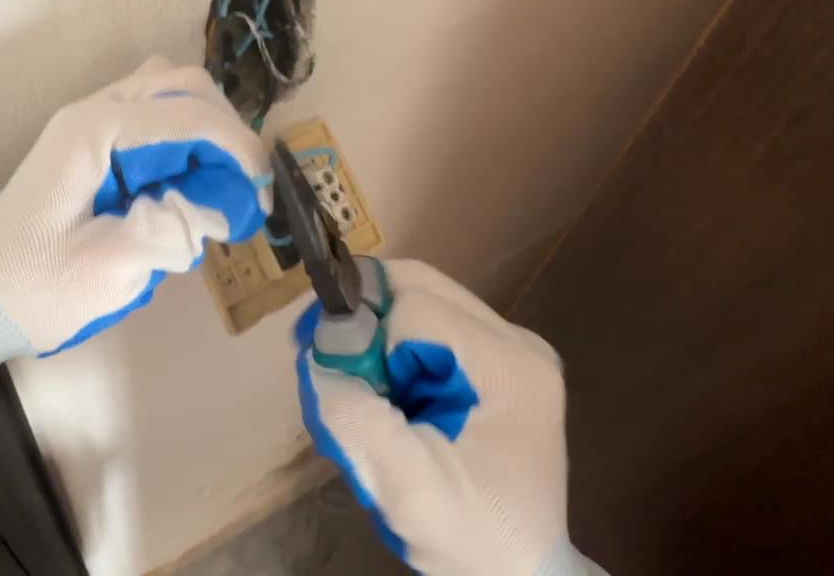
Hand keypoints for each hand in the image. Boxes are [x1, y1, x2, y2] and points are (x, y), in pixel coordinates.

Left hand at [0, 58, 270, 436]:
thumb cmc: (36, 289)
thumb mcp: (106, 269)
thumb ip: (167, 229)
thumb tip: (218, 205)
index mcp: (91, 132)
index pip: (183, 114)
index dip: (236, 145)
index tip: (264, 190)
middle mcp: (91, 112)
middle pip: (178, 84)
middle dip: (224, 127)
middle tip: (244, 184)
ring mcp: (89, 123)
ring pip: (166, 90)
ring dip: (204, 124)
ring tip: (221, 177)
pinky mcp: (93, 144)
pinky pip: (151, 115)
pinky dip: (183, 134)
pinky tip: (189, 176)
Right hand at [295, 259, 604, 575]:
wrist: (518, 574)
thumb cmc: (470, 535)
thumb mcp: (406, 488)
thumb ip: (355, 416)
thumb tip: (315, 353)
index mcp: (506, 366)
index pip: (411, 304)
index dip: (365, 333)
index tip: (341, 379)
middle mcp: (516, 340)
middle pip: (415, 286)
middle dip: (365, 321)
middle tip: (338, 373)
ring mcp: (511, 345)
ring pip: (416, 298)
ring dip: (377, 335)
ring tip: (368, 392)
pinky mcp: (497, 357)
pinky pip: (427, 320)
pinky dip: (393, 345)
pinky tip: (391, 392)